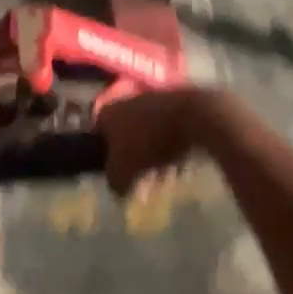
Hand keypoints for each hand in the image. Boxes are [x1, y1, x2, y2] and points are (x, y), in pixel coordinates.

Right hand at [96, 87, 228, 199]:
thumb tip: (117, 191)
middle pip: (126, 140)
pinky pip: (169, 134)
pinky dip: (172, 152)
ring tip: (164, 182)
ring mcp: (154, 102)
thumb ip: (115, 182)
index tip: (118, 180)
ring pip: (149, 138)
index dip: (107, 162)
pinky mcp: (178, 107)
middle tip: (143, 187)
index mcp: (108, 112)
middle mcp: (127, 102)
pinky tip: (180, 171)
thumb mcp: (123, 170)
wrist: (193, 116)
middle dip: (134, 165)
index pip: (99, 139)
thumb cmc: (149, 141)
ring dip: (154, 162)